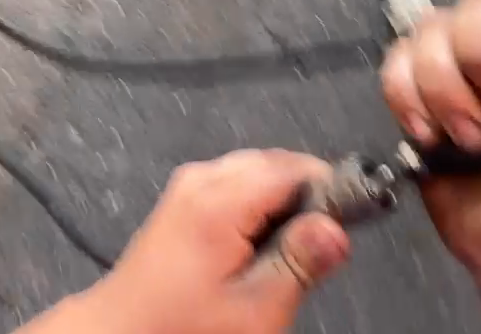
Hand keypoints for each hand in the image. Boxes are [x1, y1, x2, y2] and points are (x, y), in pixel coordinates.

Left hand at [23, 150, 351, 333]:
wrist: (121, 333)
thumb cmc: (185, 328)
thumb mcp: (253, 310)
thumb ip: (297, 263)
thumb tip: (338, 228)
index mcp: (219, 198)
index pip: (291, 167)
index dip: (330, 184)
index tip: (359, 210)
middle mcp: (202, 177)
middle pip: (273, 163)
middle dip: (307, 191)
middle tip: (328, 239)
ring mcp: (188, 184)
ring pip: (254, 170)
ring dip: (282, 197)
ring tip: (296, 246)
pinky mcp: (183, 198)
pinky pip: (233, 182)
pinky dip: (257, 201)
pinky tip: (263, 240)